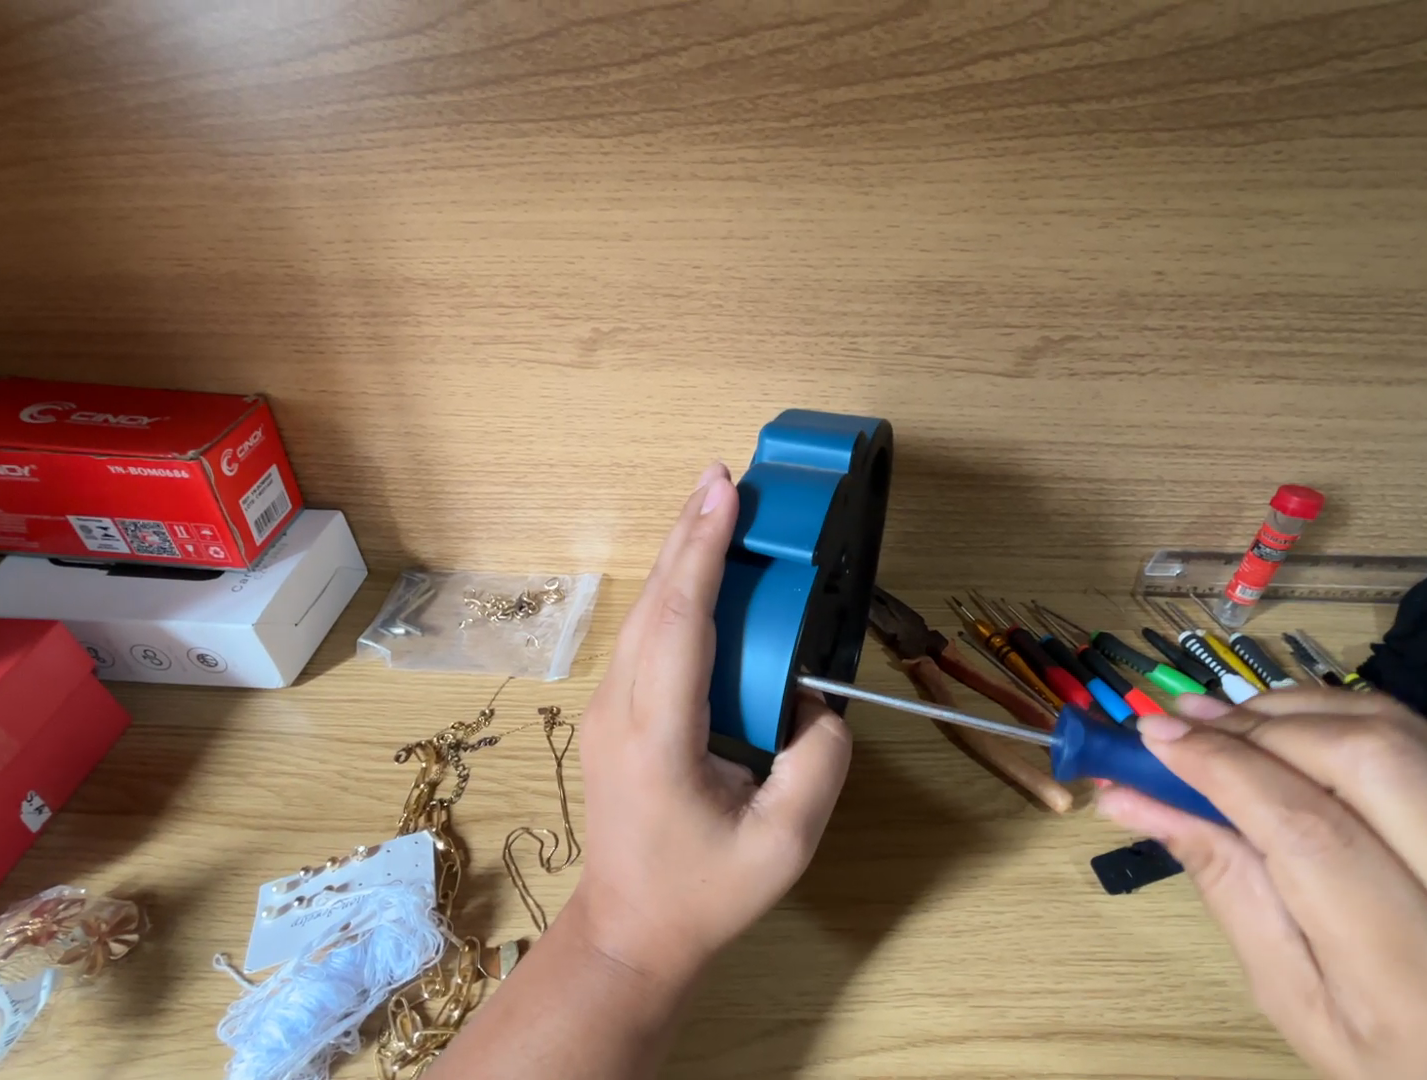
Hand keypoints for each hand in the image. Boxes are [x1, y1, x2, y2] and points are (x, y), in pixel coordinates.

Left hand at [565, 462, 851, 989]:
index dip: (702, 552)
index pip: (680, 625)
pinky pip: (646, 634)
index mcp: (658, 739)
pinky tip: (699, 568)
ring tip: (715, 506)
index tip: (723, 493)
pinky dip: (675, 587)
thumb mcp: (785, 844)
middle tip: (721, 476)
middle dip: (688, 531)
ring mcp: (607, 707)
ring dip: (679, 553)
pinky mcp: (613, 709)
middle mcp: (620, 709)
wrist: (629, 930)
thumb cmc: (705, 893)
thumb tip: (819, 698)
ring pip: (644, 612)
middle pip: (654, 602)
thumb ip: (818, 762)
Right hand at [1097, 689, 1426, 1079]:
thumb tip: (1125, 797)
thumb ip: (1220, 882)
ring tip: (1231, 720)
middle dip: (1262, 726)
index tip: (1151, 736)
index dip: (1221, 767)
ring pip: (1408, 739)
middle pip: (1374, 766)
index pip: (1310, 837)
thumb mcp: (1293, 999)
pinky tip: (1292, 729)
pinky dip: (1345, 718)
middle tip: (1190, 723)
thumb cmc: (1403, 1068)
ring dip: (1298, 710)